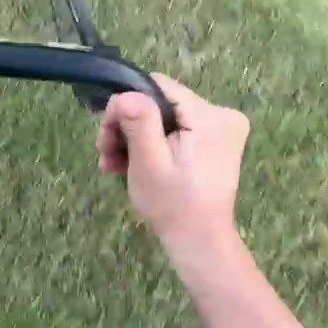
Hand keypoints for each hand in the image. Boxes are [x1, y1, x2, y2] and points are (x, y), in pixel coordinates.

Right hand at [97, 74, 249, 257]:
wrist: (198, 241)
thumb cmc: (173, 205)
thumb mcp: (149, 162)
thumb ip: (138, 122)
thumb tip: (123, 94)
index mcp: (211, 116)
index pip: (156, 86)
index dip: (125, 105)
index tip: (107, 134)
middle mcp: (221, 114)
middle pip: (157, 103)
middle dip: (125, 126)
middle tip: (106, 155)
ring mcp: (219, 128)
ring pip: (160, 116)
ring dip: (132, 138)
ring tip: (113, 164)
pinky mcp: (212, 140)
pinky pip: (171, 129)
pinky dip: (149, 143)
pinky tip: (130, 163)